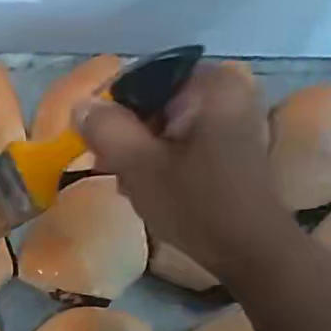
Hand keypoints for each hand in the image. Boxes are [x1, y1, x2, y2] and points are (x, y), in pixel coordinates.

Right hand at [75, 62, 295, 270]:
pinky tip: (153, 192)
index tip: (98, 149)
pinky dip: (162, 163)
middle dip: (127, 138)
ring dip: (141, 156)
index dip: (111, 112)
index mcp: (209, 84)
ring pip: (165, 127)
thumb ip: (106, 130)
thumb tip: (80, 106)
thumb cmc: (196, 205)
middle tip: (114, 174)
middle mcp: (226, 91)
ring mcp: (232, 120)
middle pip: (153, 103)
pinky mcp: (231, 148)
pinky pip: (183, 144)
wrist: (250, 251)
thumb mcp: (140, 167)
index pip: (141, 78)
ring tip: (132, 189)